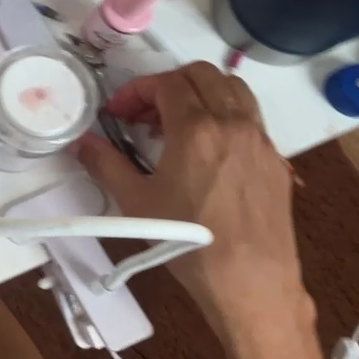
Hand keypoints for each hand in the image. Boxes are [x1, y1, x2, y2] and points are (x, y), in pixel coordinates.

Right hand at [75, 63, 310, 355]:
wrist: (250, 283)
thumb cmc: (187, 241)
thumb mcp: (135, 202)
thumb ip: (105, 163)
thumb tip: (82, 143)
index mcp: (197, 129)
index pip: (167, 83)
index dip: (136, 91)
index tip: (120, 113)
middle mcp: (234, 125)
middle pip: (204, 75)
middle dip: (169, 84)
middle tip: (146, 113)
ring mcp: (262, 142)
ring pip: (234, 90)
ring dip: (201, 94)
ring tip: (177, 124)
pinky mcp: (277, 163)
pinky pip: (251, 119)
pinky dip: (225, 116)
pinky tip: (206, 151)